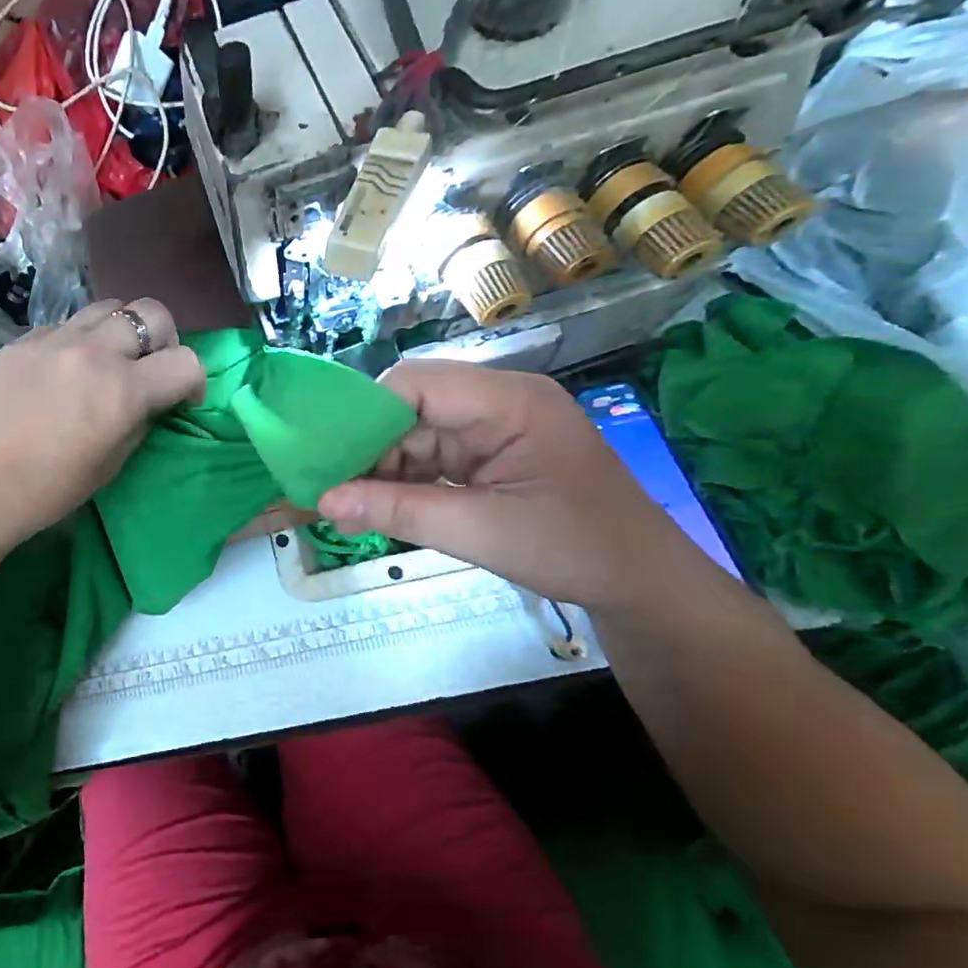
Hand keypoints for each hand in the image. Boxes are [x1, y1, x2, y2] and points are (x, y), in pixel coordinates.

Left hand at [0, 298, 204, 556]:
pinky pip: (67, 325)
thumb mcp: (109, 467)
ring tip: (111, 363)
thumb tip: (150, 401)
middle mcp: (93, 351)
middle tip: (152, 371)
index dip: (194, 382)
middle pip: (152, 312)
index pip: (185, 362)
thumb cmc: (44, 492)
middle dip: (165, 340)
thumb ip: (139, 423)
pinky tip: (66, 371)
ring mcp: (54, 338)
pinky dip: (82, 340)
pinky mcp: (22, 339)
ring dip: (123, 331)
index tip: (183, 401)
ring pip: (109, 307)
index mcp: (122, 389)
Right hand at [316, 362, 727, 611]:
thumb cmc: (576, 550)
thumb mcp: (482, 532)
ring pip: (416, 435)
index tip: (329, 461)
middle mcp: (498, 403)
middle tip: (331, 493)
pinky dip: (406, 483)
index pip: (417, 384)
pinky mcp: (491, 455)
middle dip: (370, 450)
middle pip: (412, 408)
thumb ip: (400, 512)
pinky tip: (380, 508)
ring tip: (348, 509)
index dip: (366, 416)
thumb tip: (325, 501)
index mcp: (509, 401)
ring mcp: (495, 429)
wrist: (642, 583)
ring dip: (383, 470)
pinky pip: (433, 458)